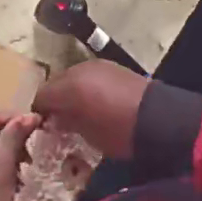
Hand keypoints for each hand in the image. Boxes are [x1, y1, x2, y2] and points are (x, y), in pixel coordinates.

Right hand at [31, 60, 148, 159]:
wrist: (161, 119)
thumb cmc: (120, 133)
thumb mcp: (90, 135)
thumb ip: (68, 123)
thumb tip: (55, 119)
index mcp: (68, 88)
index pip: (42, 96)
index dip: (40, 111)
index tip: (44, 124)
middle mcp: (77, 70)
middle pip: (56, 82)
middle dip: (55, 99)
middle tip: (60, 118)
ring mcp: (95, 65)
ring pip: (72, 76)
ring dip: (71, 91)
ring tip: (80, 109)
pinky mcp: (111, 66)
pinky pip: (89, 75)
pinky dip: (86, 85)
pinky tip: (96, 100)